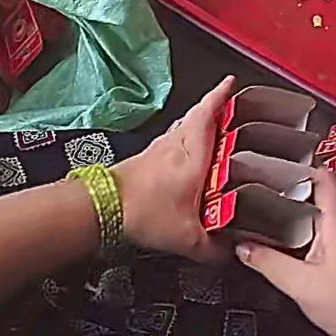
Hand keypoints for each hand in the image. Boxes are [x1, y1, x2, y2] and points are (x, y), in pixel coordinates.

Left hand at [111, 76, 236, 263]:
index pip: (208, 115)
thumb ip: (215, 249)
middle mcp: (175, 146)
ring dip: (199, 121)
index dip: (221, 96)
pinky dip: (185, 137)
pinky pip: (173, 140)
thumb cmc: (142, 214)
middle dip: (215, 105)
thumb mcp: (188, 239)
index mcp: (192, 157)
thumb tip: (232, 254)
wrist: (102, 208)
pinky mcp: (146, 159)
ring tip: (215, 127)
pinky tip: (188, 154)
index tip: (231, 82)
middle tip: (231, 104)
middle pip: (196, 115)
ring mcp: (158, 150)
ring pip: (183, 126)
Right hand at [235, 169, 335, 335]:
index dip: (304, 163)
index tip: (280, 157)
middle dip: (291, 187)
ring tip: (267, 207)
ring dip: (296, 209)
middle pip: (317, 194)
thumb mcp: (300, 285)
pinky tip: (285, 237)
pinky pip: (321, 231)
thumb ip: (268, 262)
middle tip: (261, 183)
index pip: (324, 178)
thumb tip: (242, 246)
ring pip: (318, 214)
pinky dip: (303, 228)